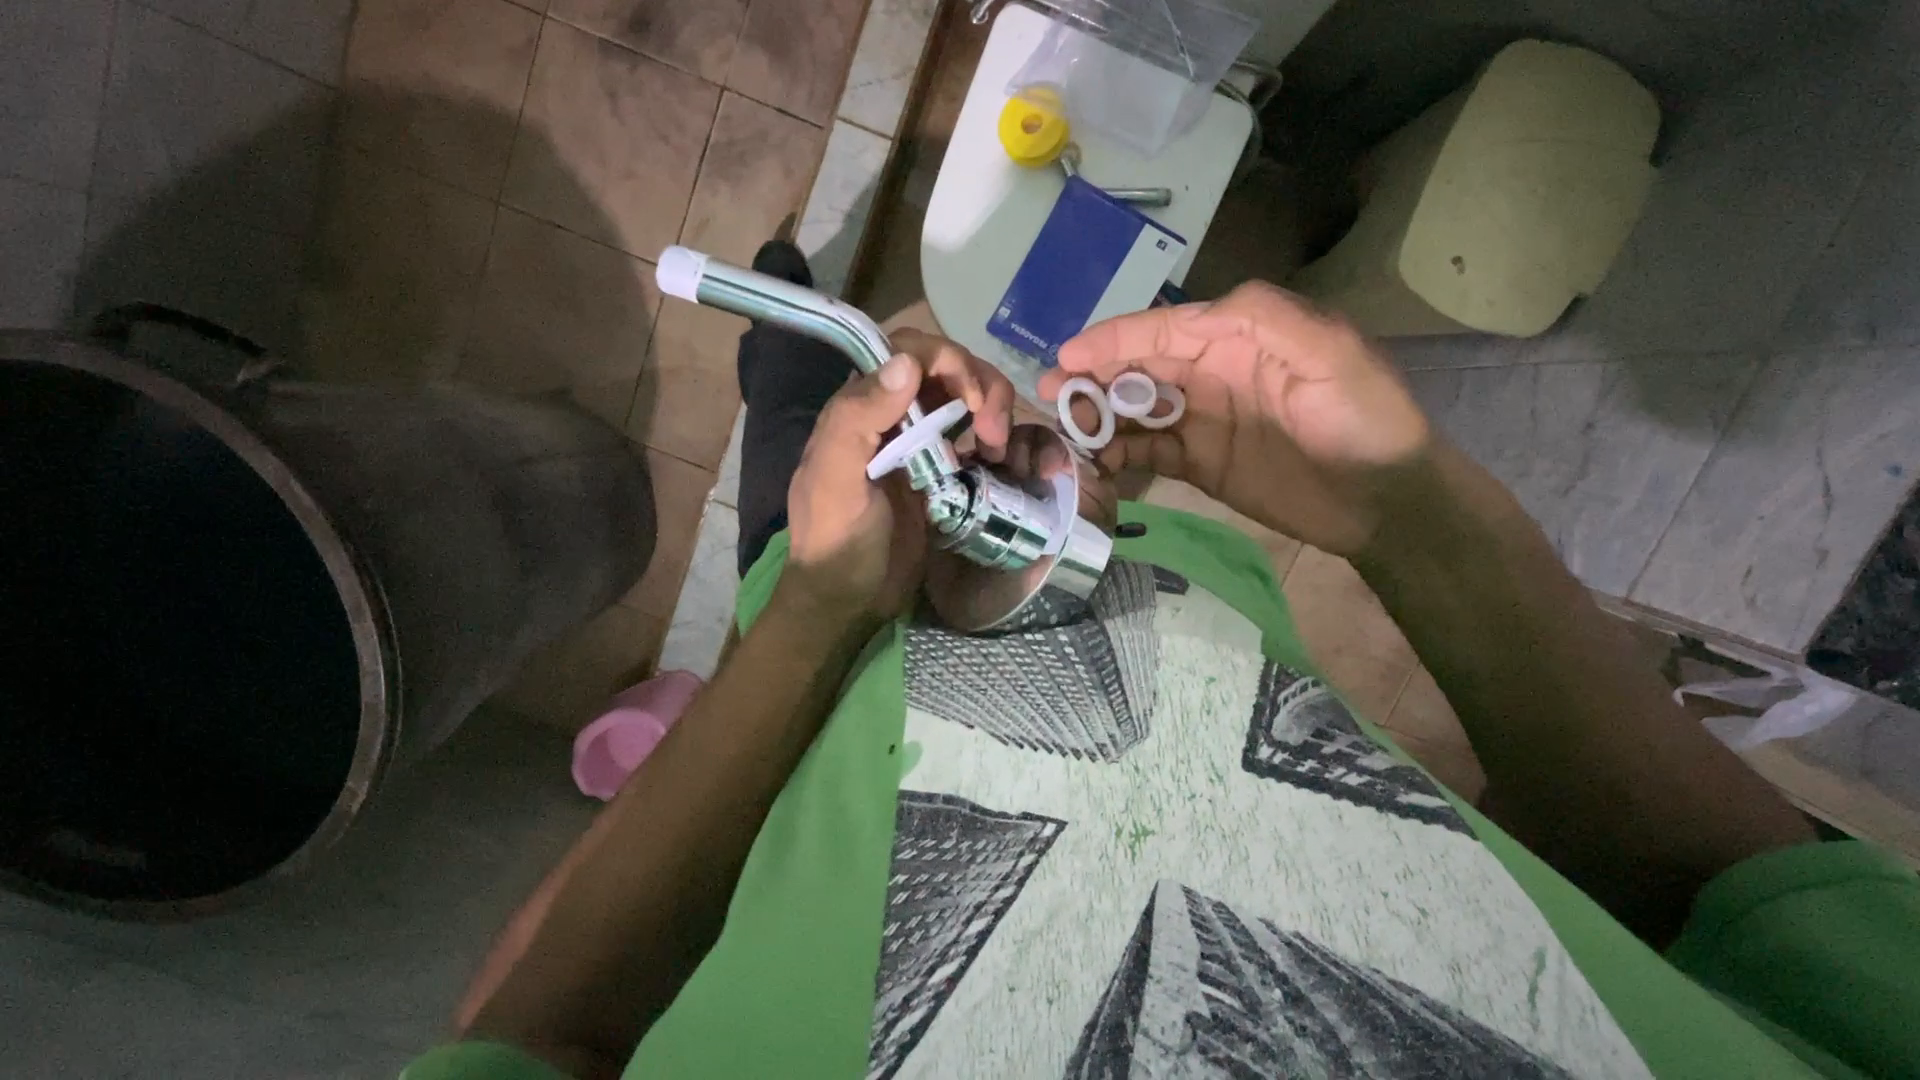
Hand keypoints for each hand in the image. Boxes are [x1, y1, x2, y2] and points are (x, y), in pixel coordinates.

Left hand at [781, 334, 1014, 622]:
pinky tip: (1000, 461)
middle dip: (979, 385)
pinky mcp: (943, 474)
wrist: (850, 600)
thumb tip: (906, 362)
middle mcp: (891, 417)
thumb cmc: (836, 540)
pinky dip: (996, 439)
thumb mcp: (835, 480)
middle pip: (945, 370)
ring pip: (965, 399)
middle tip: (994, 432)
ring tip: (998, 449)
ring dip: (993, 410)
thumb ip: (858, 419)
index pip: (907, 352)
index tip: (971, 398)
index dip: (946, 360)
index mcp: (860, 409)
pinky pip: (975, 438)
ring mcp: (919, 445)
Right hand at [1039, 281, 1431, 555]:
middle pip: (1140, 365)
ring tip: (1067, 429)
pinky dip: (1118, 452)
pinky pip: (1147, 450)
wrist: (1384, 501)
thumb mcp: (1328, 352)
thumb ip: (1262, 319)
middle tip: (1051, 393)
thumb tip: (1187, 317)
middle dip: (1093, 375)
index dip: (1116, 340)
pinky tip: (1098, 460)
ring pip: (1135, 408)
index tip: (1070, 356)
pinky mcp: (1198, 462)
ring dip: (1098, 414)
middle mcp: (1212, 372)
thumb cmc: (1363, 418)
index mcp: (1239, 337)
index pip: (1165, 329)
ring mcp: (1202, 419)